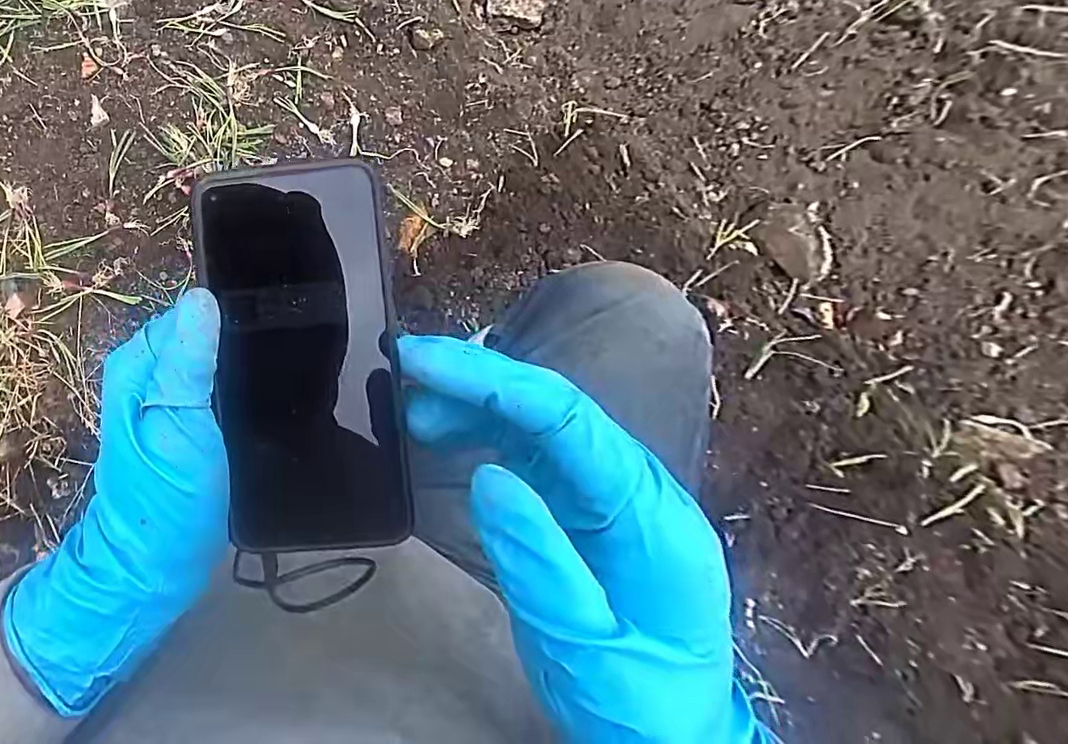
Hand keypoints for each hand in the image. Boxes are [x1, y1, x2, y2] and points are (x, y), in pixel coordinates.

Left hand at [2, 289, 228, 715]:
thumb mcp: (180, 421)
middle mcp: (141, 372)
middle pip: (194, 335)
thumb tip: (200, 299)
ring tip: (267, 380)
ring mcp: (157, 397)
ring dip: (230, 366)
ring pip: (203, 360)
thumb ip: (188, 360)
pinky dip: (226, 388)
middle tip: (268, 366)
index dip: (221, 322)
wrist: (152, 565)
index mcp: (135, 363)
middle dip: (228, 344)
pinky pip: (205, 385)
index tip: (259, 337)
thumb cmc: (166, 492)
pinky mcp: (176, 419)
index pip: (184, 316)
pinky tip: (249, 400)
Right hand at [398, 336, 764, 743]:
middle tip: (402, 363)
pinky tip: (437, 432)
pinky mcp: (576, 496)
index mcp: (647, 513)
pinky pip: (522, 441)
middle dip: (471, 375)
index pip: (565, 416)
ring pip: (530, 415)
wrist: (665, 734)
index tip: (421, 360)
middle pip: (547, 402)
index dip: (489, 378)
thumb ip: (538, 560)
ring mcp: (603, 486)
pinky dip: (474, 426)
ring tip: (411, 410)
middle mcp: (630, 483)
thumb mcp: (581, 646)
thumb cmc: (631, 701)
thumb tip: (488, 475)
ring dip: (467, 399)